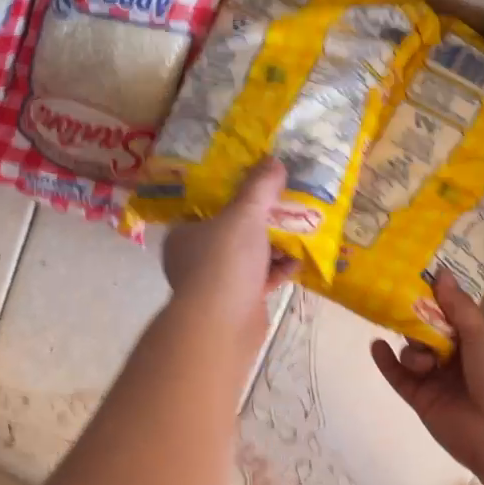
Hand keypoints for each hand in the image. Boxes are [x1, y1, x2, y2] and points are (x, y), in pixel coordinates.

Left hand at [162, 158, 298, 324]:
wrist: (224, 323)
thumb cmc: (224, 260)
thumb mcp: (244, 214)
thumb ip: (259, 187)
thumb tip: (273, 161)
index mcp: (184, 234)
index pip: (206, 209)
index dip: (232, 198)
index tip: (258, 189)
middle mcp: (193, 259)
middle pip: (231, 233)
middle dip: (260, 223)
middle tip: (285, 208)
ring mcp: (214, 284)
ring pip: (248, 258)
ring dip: (273, 248)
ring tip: (299, 231)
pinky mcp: (236, 304)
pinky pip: (259, 280)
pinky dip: (276, 271)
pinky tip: (297, 262)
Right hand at [371, 271, 483, 473]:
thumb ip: (457, 307)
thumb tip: (441, 273)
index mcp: (481, 343)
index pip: (452, 317)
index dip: (435, 301)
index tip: (416, 280)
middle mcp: (459, 361)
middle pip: (429, 334)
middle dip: (418, 322)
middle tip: (403, 309)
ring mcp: (439, 382)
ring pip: (414, 354)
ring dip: (413, 349)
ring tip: (424, 361)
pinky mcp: (422, 402)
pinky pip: (400, 378)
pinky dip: (387, 362)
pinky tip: (376, 345)